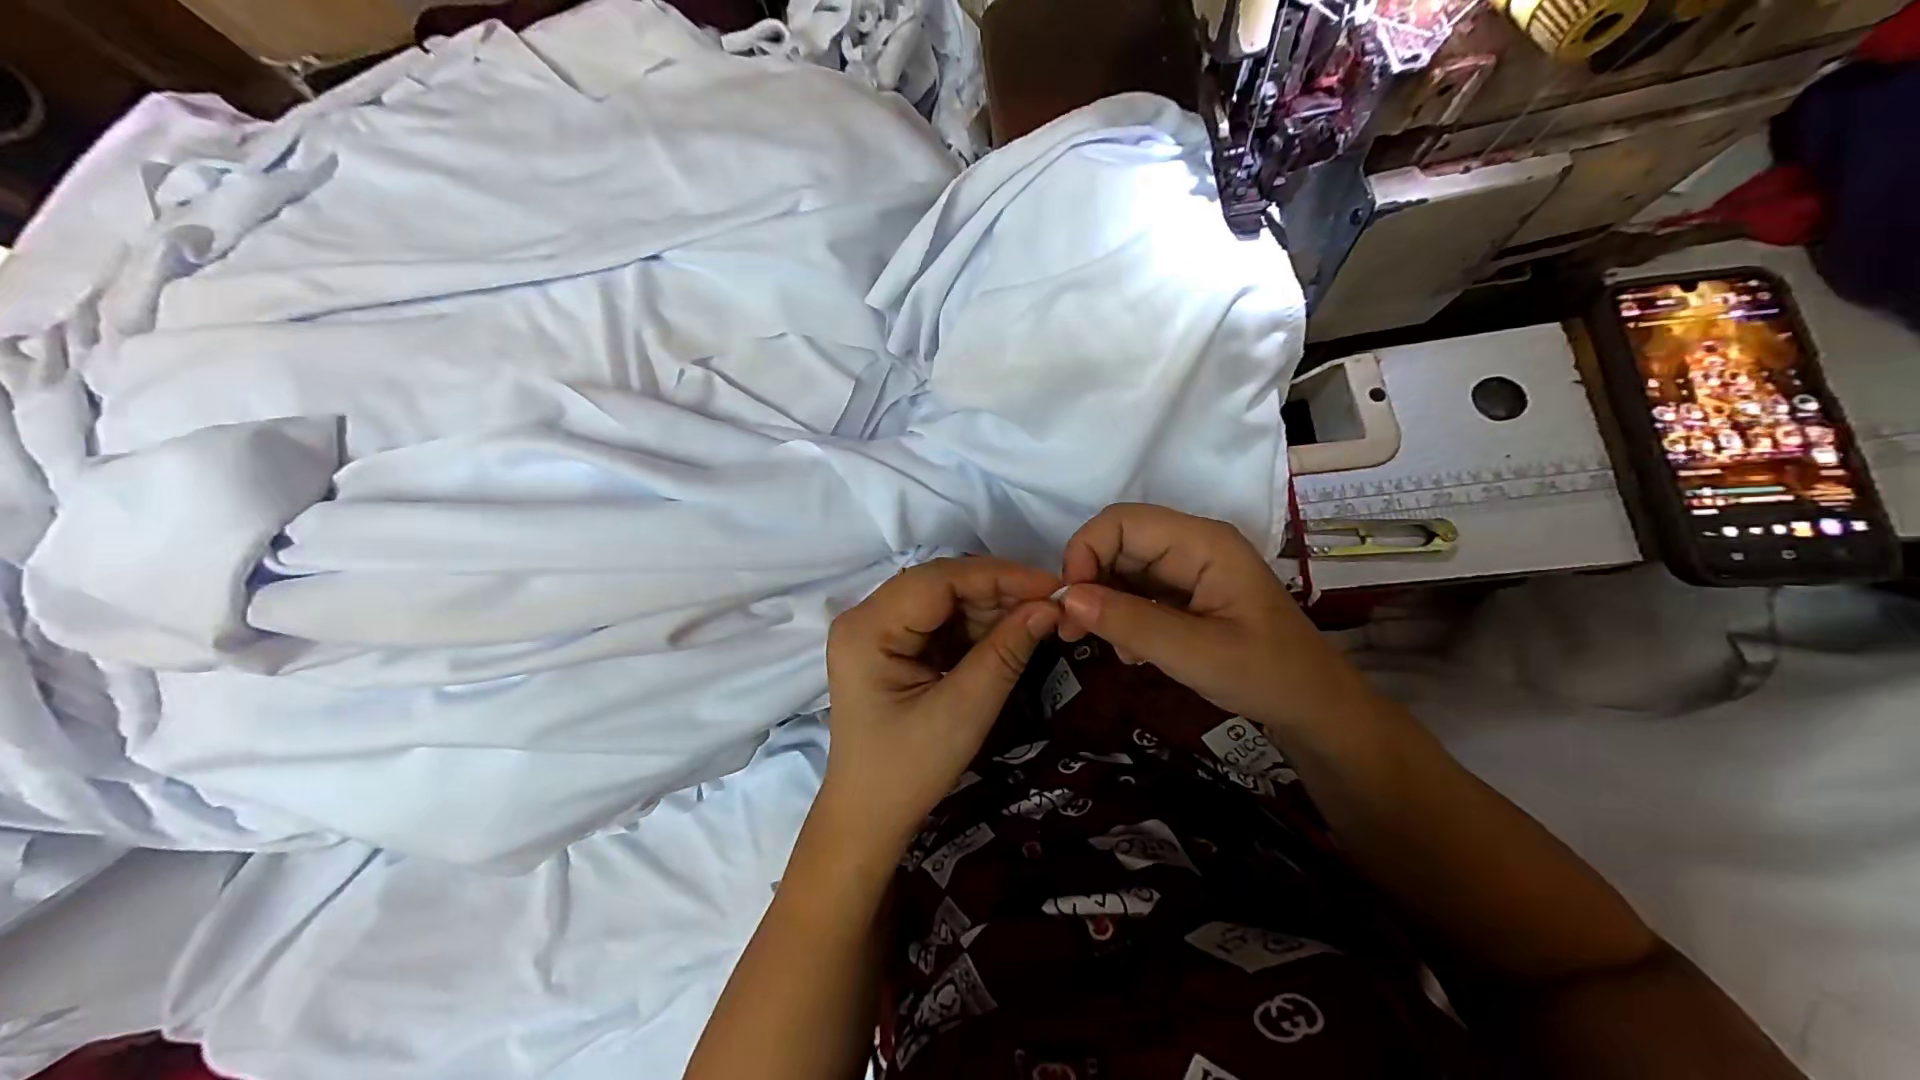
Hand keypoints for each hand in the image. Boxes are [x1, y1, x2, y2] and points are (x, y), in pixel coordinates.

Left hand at [822, 557, 1061, 848]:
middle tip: (1050, 604)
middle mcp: (864, 617)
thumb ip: (1006, 652)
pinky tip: (1008, 633)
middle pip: (939, 584)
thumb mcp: (963, 711)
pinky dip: (975, 625)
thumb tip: (1050, 606)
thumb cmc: (910, 770)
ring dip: (990, 607)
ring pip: (943, 598)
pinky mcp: (890, 644)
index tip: (1051, 585)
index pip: (938, 580)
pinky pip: (938, 620)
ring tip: (1036, 620)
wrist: (869, 816)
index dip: (998, 576)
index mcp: (867, 629)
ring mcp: (875, 629)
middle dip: (997, 591)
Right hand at [1057, 503, 1379, 733]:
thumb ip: (1133, 624)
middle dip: (1088, 581)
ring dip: (1101, 603)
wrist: (1313, 708)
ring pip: (1121, 569)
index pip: (1123, 521)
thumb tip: (1069, 599)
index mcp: (1203, 543)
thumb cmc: (1268, 675)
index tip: (1071, 601)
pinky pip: (1135, 593)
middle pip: (1118, 542)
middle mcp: (1191, 546)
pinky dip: (1120, 617)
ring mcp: (1186, 570)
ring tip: (1097, 644)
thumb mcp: (1197, 654)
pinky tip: (1130, 653)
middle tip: (1070, 630)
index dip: (1086, 550)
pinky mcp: (1182, 595)